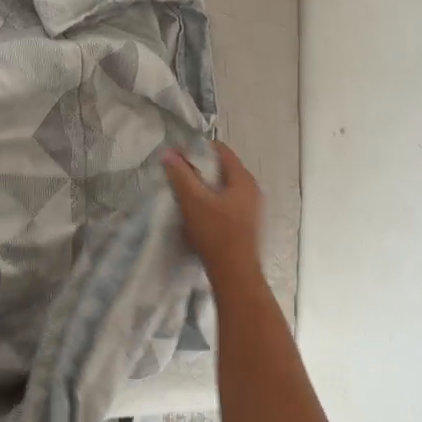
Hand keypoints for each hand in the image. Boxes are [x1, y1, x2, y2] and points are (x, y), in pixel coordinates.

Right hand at [162, 142, 263, 277]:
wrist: (235, 273)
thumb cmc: (215, 233)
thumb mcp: (193, 201)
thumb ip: (180, 175)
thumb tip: (169, 153)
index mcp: (243, 180)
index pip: (221, 151)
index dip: (197, 148)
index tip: (177, 155)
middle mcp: (253, 190)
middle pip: (224, 168)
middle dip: (200, 168)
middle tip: (178, 174)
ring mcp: (253, 208)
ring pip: (225, 187)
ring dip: (206, 186)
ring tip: (186, 193)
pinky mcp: (248, 223)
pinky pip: (229, 202)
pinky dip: (213, 200)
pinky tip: (200, 212)